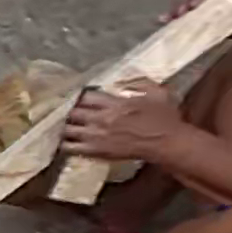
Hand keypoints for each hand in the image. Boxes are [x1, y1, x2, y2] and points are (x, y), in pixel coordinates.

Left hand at [61, 82, 191, 161]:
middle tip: (69, 115)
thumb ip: (139, 83)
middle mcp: (101, 118)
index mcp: (114, 103)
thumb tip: (121, 81)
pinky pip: (70, 147)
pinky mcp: (94, 151)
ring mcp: (95, 135)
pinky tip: (65, 142)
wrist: (166, 143)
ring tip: (65, 127)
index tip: (80, 100)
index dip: (80, 98)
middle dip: (70, 112)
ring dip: (65, 127)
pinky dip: (65, 144)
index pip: (86, 96)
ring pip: (67, 129)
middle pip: (73, 112)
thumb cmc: (165, 118)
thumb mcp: (157, 93)